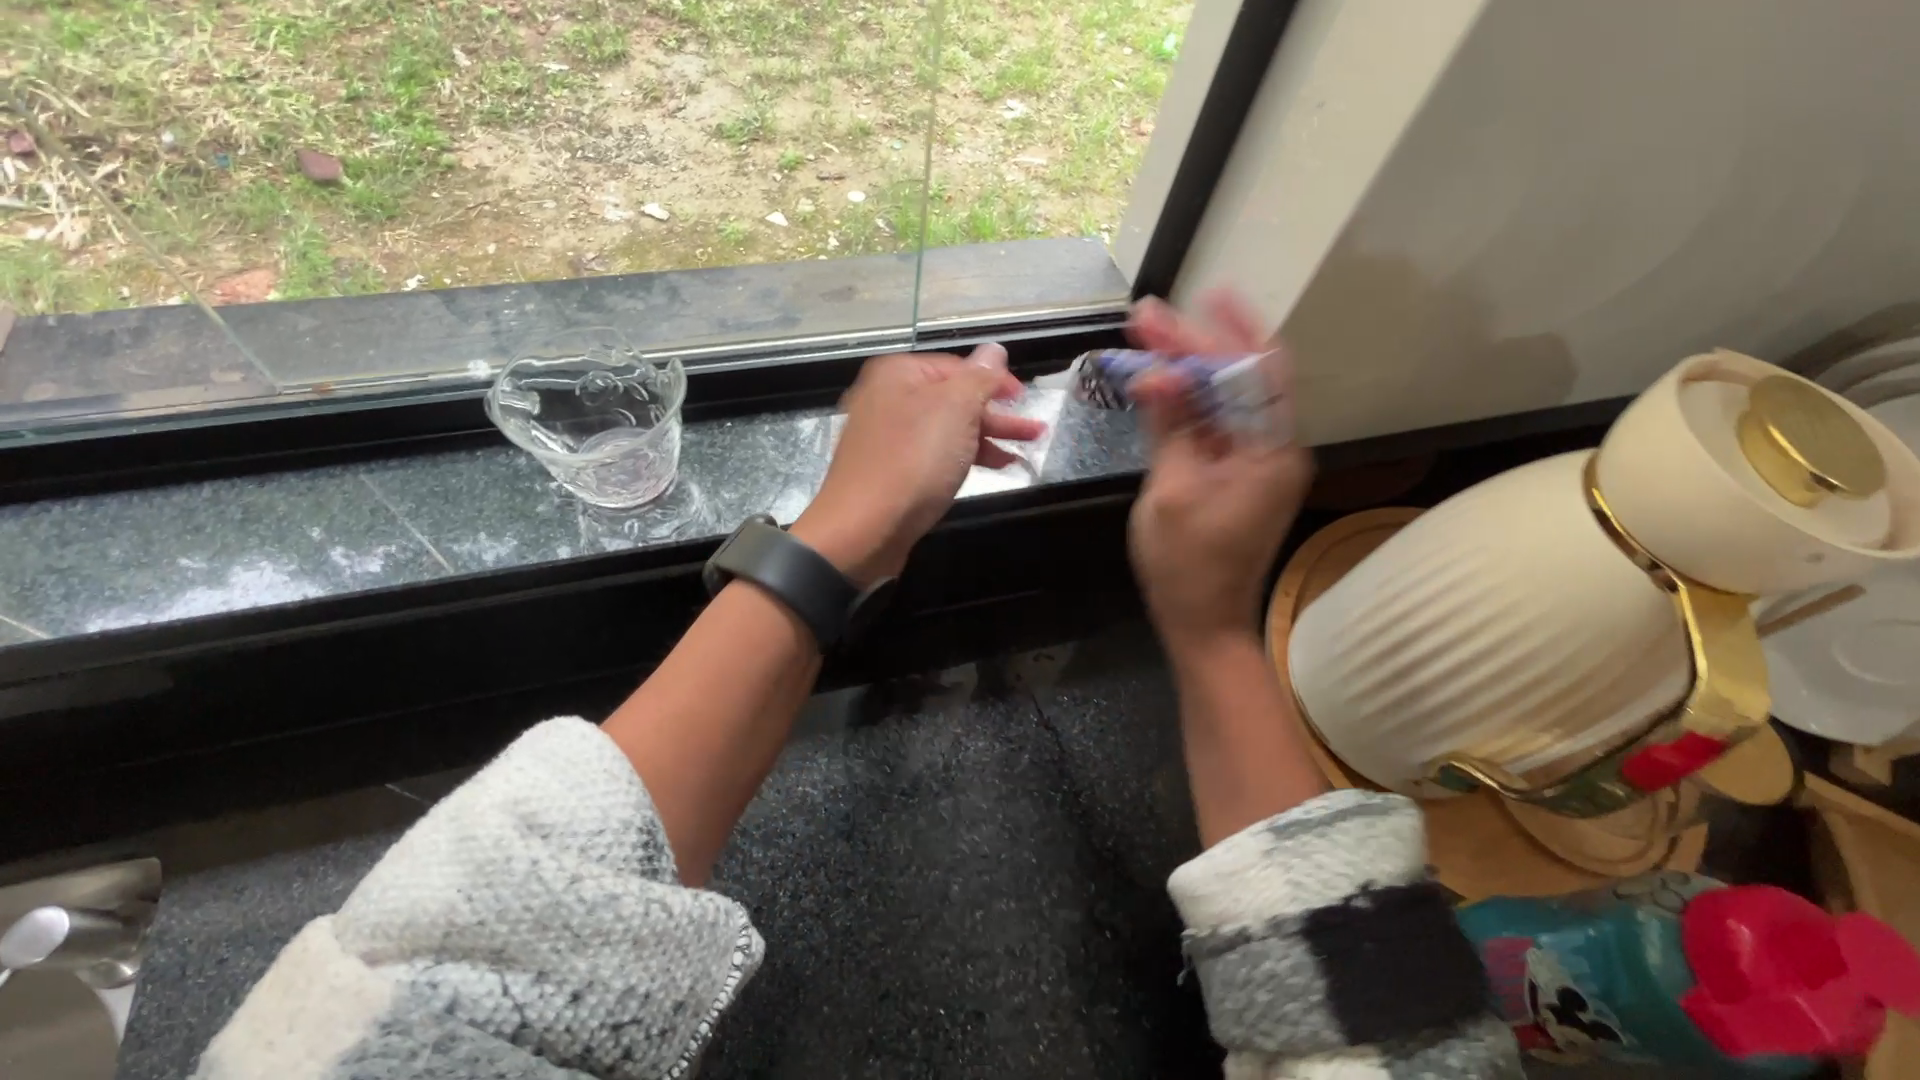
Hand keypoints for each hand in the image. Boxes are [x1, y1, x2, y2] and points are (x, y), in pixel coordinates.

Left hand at [792, 344, 1046, 584]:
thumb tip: (994, 350)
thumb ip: (979, 378)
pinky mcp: (888, 471)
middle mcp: (887, 397)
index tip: (1026, 399)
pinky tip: (989, 471)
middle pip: (952, 398)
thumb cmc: (913, 461)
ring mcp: (885, 437)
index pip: (958, 366)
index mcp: (899, 373)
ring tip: (1023, 453)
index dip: (995, 380)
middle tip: (1035, 431)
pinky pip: (933, 455)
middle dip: (996, 414)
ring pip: (945, 430)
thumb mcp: (955, 409)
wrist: (863, 529)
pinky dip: (963, 459)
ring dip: (985, 438)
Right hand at [1126, 291, 1312, 649]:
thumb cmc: (1187, 566)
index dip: (1233, 329)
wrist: (1205, 624)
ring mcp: (1258, 465)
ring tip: (1146, 341)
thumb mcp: (1171, 490)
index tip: (1204, 295)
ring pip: (1225, 401)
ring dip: (1188, 372)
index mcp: (1271, 453)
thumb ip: (1170, 426)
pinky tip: (1159, 385)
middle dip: (1194, 347)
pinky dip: (1189, 406)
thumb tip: (1158, 373)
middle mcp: (1275, 451)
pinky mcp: (1239, 478)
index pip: (1258, 372)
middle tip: (1147, 319)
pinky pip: (1217, 428)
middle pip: (1239, 380)